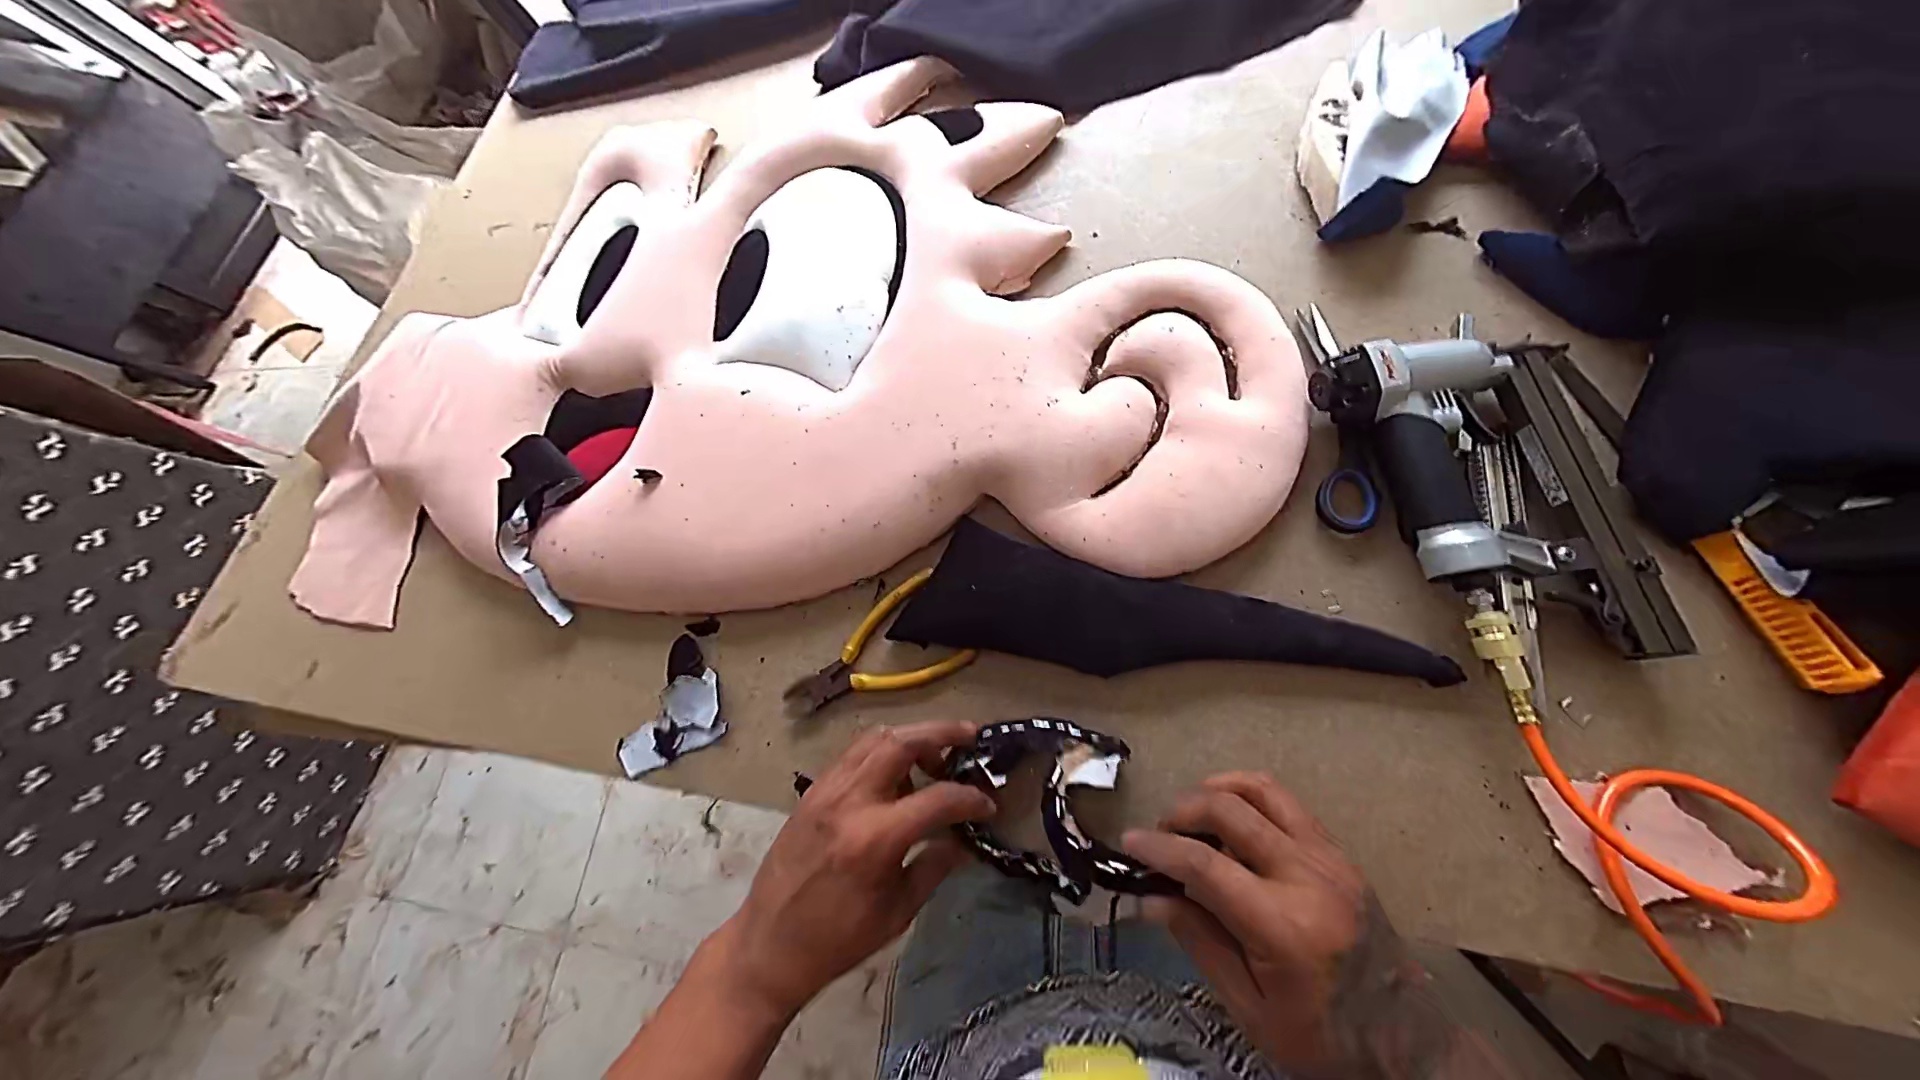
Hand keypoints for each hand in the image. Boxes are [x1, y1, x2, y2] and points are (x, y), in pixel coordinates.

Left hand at [711, 720, 994, 1017]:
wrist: (767, 945)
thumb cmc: (837, 939)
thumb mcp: (897, 911)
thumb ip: (935, 865)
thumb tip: (965, 839)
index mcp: (875, 838)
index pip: (938, 798)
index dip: (970, 798)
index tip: (988, 804)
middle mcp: (850, 801)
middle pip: (902, 742)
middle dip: (941, 732)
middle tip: (969, 736)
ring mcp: (827, 789)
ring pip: (876, 738)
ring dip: (911, 737)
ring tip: (934, 756)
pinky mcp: (813, 789)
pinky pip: (854, 753)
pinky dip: (883, 750)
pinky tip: (897, 772)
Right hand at [1122, 772, 1373, 1073]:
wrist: (1410, 1043)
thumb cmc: (1325, 1039)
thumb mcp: (1251, 1010)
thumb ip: (1198, 942)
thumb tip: (1147, 897)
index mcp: (1284, 926)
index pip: (1204, 864)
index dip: (1158, 847)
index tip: (1128, 843)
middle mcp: (1307, 877)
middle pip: (1227, 809)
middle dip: (1180, 812)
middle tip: (1160, 837)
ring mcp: (1328, 857)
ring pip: (1258, 789)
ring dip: (1212, 792)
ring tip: (1190, 818)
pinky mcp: (1338, 852)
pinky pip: (1284, 801)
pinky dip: (1244, 796)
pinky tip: (1228, 817)